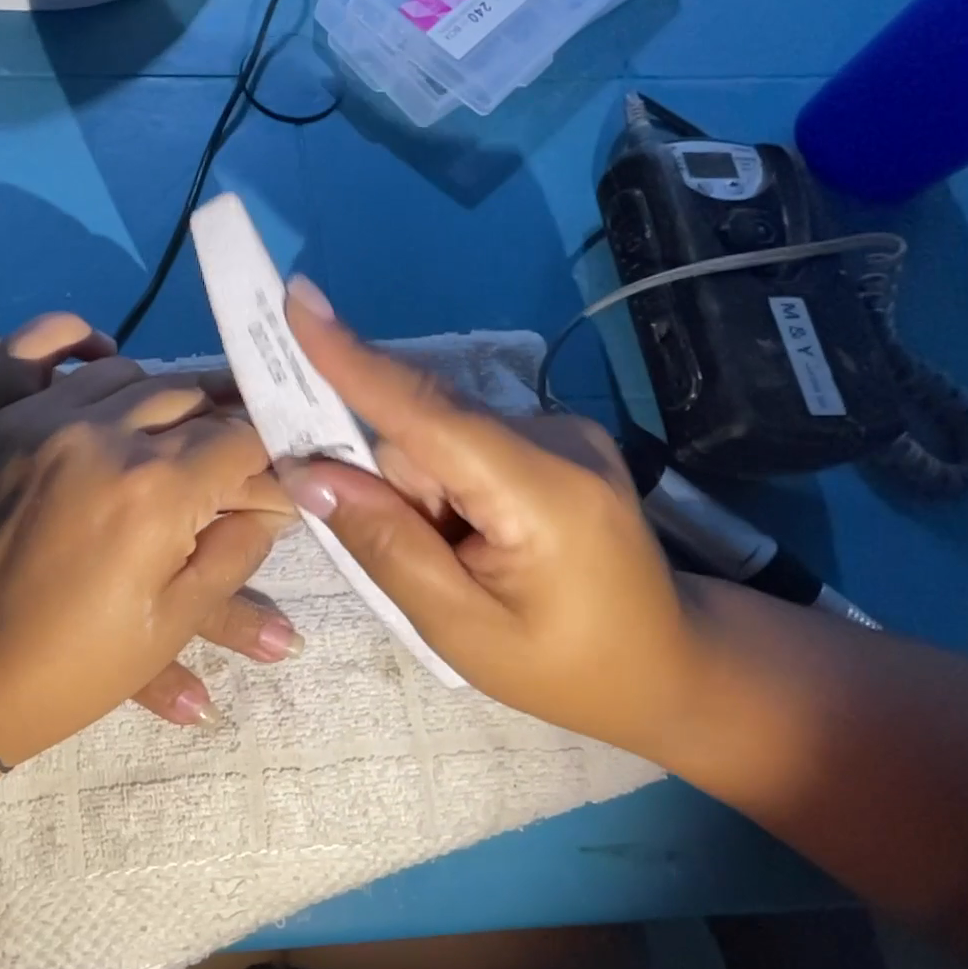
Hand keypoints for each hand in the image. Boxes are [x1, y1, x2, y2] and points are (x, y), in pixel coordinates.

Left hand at [0, 361, 295, 763]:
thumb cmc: (73, 666)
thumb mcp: (172, 625)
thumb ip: (234, 550)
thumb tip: (274, 498)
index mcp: (156, 492)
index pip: (241, 440)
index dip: (273, 455)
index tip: (280, 473)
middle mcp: (104, 436)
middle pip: (192, 396)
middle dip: (227, 422)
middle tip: (235, 455)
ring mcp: (42, 419)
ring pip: (131, 372)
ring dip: (166, 396)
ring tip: (178, 430)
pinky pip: (35, 349)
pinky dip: (74, 340)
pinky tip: (102, 356)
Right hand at [272, 277, 710, 751]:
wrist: (670, 667)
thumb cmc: (564, 666)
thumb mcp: (459, 627)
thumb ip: (383, 545)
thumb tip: (305, 474)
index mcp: (541, 490)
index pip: (427, 411)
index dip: (353, 360)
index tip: (297, 301)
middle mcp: (554, 437)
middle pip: (417, 434)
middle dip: (386, 488)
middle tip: (416, 562)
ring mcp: (559, 432)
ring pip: (431, 444)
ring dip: (415, 498)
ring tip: (454, 563)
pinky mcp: (552, 439)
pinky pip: (456, 448)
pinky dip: (439, 491)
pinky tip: (470, 540)